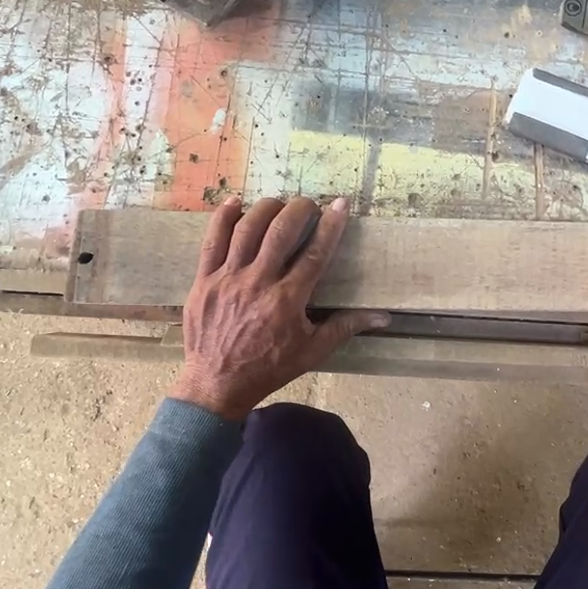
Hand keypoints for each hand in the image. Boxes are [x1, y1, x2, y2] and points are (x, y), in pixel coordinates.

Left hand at [170, 196, 387, 419]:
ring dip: (267, 209)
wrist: (215, 386)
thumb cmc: (269, 367)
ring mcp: (227, 279)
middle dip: (299, 209)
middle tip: (309, 205)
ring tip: (280, 205)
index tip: (340, 204)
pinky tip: (237, 202)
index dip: (331, 225)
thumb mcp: (313, 351)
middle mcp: (258, 283)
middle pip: (281, 231)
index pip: (315, 252)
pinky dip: (224, 217)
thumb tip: (384, 317)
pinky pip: (212, 240)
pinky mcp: (203, 280)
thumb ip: (346, 326)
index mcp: (287, 300)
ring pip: (248, 229)